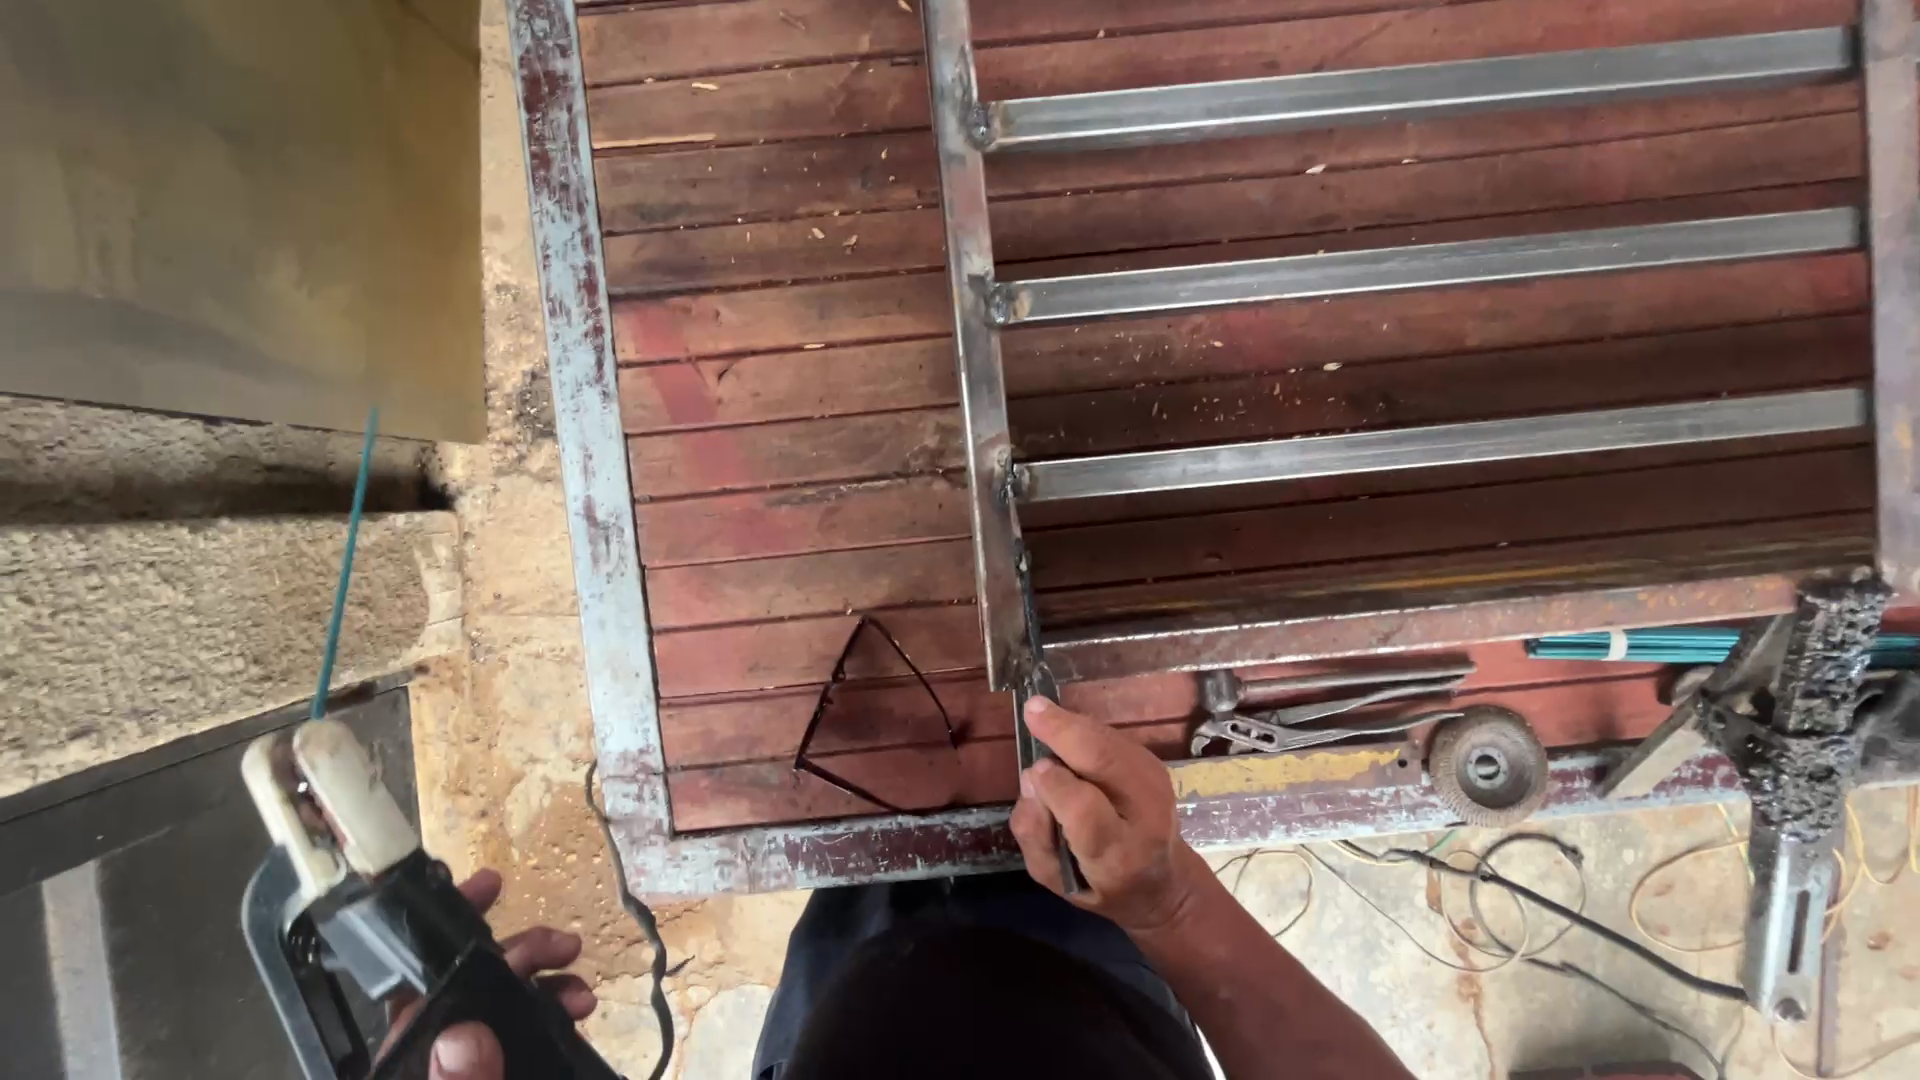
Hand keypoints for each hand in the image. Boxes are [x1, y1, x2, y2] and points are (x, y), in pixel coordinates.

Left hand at [383, 869, 599, 1079]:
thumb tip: (463, 1037)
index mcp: (409, 1062)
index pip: (419, 984)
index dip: (452, 929)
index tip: (492, 885)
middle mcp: (439, 1055)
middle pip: (475, 983)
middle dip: (524, 953)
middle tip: (566, 946)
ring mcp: (479, 1060)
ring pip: (508, 1004)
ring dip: (550, 984)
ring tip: (581, 993)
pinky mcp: (507, 1068)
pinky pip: (530, 1030)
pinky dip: (557, 1011)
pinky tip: (580, 1010)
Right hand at [1008, 697, 1208, 934]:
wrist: (1162, 881)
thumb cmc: (1100, 884)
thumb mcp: (1056, 880)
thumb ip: (1034, 836)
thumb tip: (1030, 779)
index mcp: (1119, 855)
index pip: (1086, 812)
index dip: (1057, 787)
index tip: (1034, 769)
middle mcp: (1145, 814)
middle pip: (1106, 761)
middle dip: (1066, 733)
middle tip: (1032, 710)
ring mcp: (1155, 784)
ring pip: (1109, 741)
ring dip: (1072, 726)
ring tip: (1042, 718)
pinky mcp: (1154, 764)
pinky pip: (1111, 737)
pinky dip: (1083, 730)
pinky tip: (1066, 734)